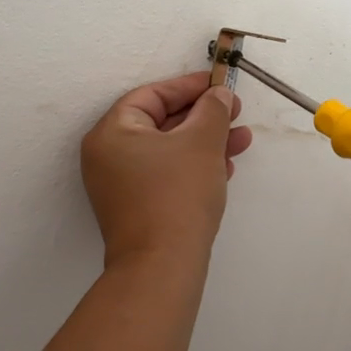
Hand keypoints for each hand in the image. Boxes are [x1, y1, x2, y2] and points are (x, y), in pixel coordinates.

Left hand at [81, 71, 253, 268]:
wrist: (163, 265)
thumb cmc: (177, 194)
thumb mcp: (202, 142)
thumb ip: (212, 110)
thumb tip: (218, 95)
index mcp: (112, 133)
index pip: (152, 95)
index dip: (190, 86)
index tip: (220, 85)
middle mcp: (108, 156)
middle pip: (161, 122)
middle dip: (203, 117)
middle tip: (235, 112)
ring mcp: (120, 185)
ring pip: (168, 150)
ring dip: (206, 142)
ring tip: (241, 140)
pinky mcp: (136, 208)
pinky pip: (166, 174)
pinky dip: (194, 166)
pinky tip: (226, 168)